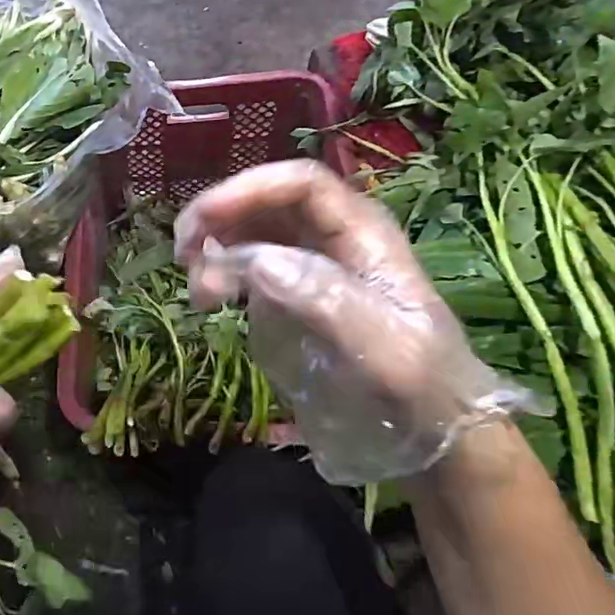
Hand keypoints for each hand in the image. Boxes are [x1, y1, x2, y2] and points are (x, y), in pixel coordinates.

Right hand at [174, 161, 520, 482]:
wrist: (431, 429)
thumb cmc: (419, 386)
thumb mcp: (386, 350)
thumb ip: (326, 301)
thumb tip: (256, 260)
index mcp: (364, 234)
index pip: (302, 184)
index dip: (247, 190)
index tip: (202, 222)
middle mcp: (334, 237)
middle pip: (267, 199)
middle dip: (219, 216)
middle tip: (183, 253)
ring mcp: (311, 262)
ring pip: (251, 228)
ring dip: (213, 245)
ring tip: (197, 288)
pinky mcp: (292, 290)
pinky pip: (247, 262)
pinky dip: (219, 271)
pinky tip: (209, 299)